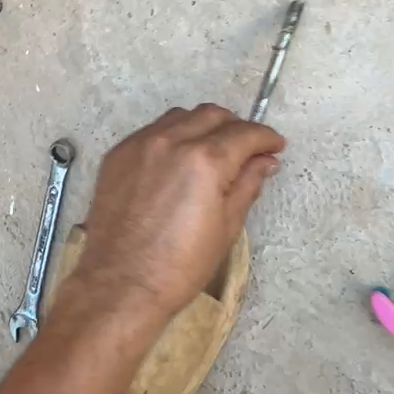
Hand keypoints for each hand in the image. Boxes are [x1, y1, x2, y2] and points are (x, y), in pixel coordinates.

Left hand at [72, 105, 285, 325]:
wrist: (122, 280)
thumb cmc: (182, 263)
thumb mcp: (227, 226)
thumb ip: (247, 184)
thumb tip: (265, 160)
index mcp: (204, 159)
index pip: (243, 133)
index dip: (265, 137)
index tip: (275, 146)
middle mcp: (170, 140)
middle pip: (210, 114)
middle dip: (234, 127)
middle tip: (246, 149)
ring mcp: (139, 143)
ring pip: (179, 117)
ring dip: (201, 126)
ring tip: (212, 153)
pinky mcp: (118, 152)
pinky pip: (151, 131)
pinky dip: (171, 137)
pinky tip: (177, 162)